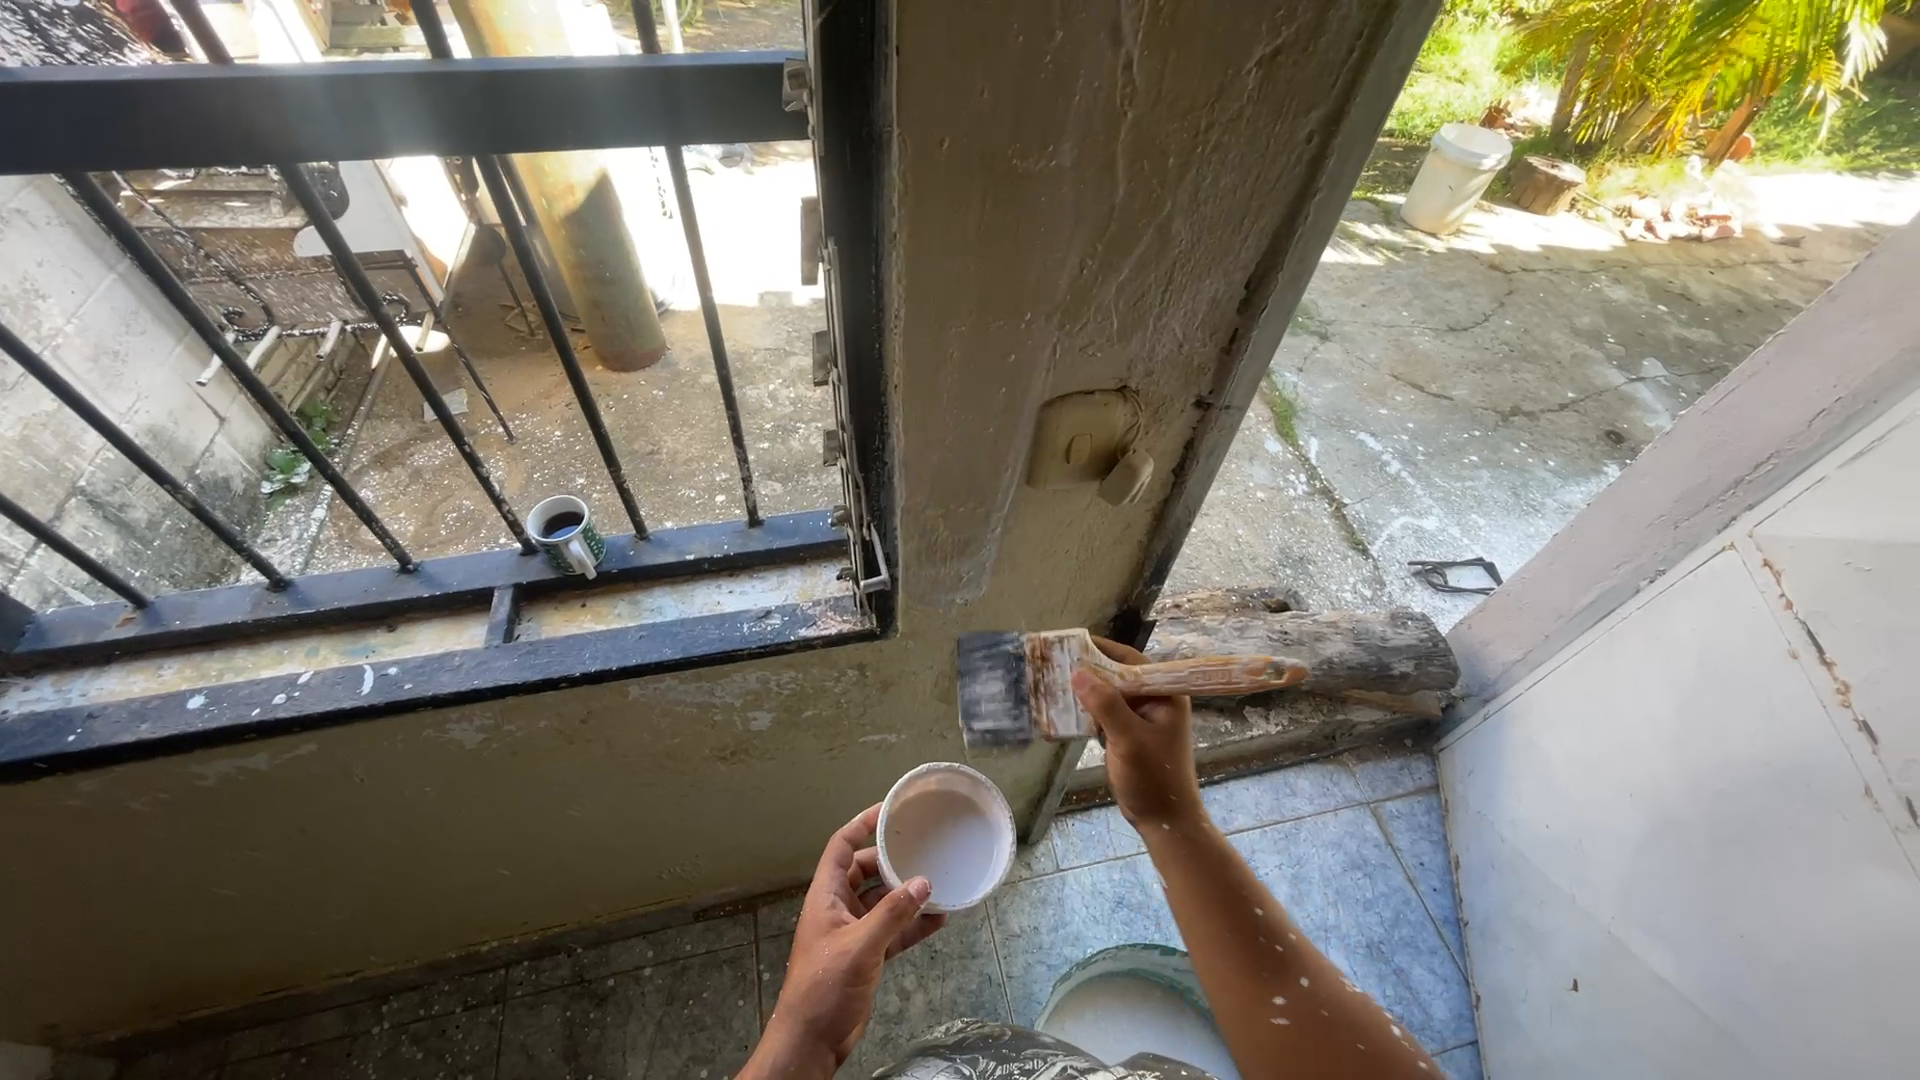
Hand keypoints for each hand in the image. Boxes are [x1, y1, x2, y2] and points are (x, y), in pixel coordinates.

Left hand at [756, 803, 946, 1074]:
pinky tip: (940, 919)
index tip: (889, 811)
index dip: (862, 824)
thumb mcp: (860, 945)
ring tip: (939, 881)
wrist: (812, 1040)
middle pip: (866, 870)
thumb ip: (893, 913)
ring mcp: (853, 931)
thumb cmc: (824, 986)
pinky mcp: (867, 955)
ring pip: (884, 901)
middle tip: (922, 847)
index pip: (841, 846)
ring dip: (908, 894)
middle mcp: (839, 907)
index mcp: (826, 895)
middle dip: (892, 860)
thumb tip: (924, 882)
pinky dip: (913, 924)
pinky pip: (894, 930)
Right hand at [1072, 636, 1203, 829]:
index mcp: (1164, 694)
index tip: (1072, 643)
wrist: (1164, 821)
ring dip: (1085, 689)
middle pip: (1117, 674)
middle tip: (1056, 661)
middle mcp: (1154, 700)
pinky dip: (1087, 709)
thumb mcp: (1129, 739)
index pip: (1130, 660)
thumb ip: (1105, 705)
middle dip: (1089, 669)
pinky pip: (1105, 712)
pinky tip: (1064, 708)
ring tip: (1054, 680)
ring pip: (1108, 693)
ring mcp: (1141, 717)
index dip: (1102, 649)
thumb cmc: (1154, 778)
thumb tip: (1078, 673)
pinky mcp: (1128, 733)